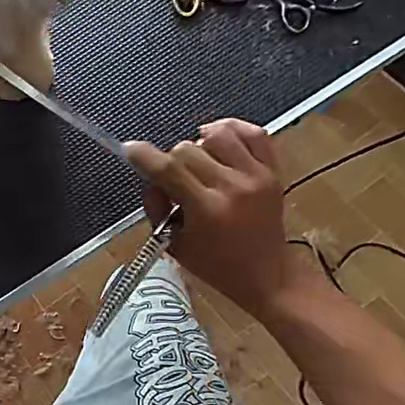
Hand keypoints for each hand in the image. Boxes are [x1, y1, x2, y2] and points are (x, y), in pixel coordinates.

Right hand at [124, 118, 325, 318]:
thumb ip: (156, 209)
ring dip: (199, 144)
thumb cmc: (217, 266)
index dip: (143, 156)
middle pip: (188, 148)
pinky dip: (232, 130)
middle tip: (176, 181)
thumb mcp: (174, 244)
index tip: (130, 150)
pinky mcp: (273, 171)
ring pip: (218, 134)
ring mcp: (257, 176)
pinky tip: (218, 140)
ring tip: (198, 161)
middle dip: (172, 161)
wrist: (266, 275)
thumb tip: (151, 179)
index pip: (168, 169)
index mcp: (207, 210)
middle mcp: (233, 187)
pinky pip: (254, 133)